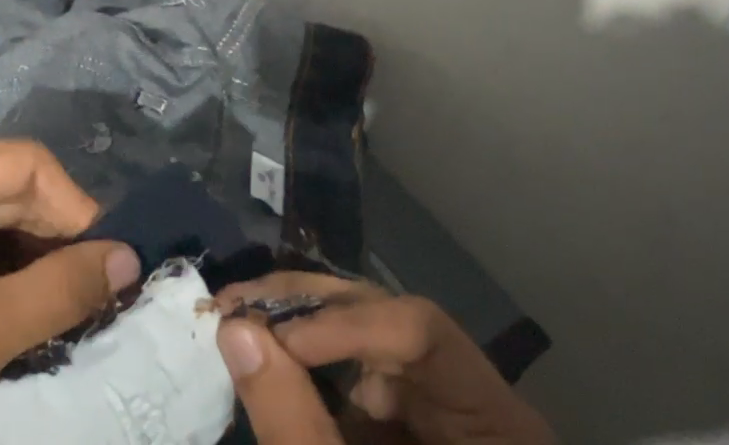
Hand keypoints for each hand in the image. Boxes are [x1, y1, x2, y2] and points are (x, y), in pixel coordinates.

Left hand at [0, 137, 141, 444]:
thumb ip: (62, 288)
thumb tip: (131, 258)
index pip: (32, 167)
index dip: (80, 214)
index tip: (117, 273)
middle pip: (13, 195)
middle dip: (57, 247)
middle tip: (101, 305)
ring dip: (32, 271)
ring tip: (70, 321)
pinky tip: (25, 325)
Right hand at [215, 272, 554, 444]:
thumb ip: (295, 424)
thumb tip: (234, 328)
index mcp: (496, 426)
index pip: (420, 331)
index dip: (343, 324)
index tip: (270, 339)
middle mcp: (471, 402)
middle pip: (390, 320)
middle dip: (307, 306)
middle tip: (233, 302)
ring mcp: (435, 410)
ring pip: (365, 334)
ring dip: (295, 319)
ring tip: (234, 314)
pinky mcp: (399, 424)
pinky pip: (351, 370)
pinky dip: (301, 355)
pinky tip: (258, 348)